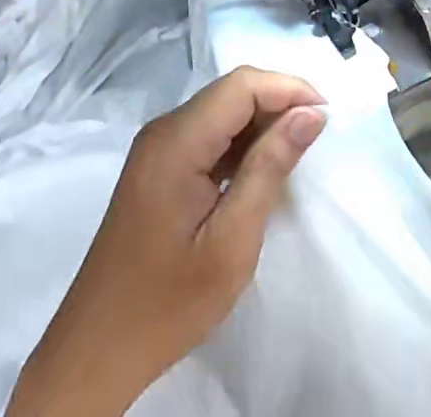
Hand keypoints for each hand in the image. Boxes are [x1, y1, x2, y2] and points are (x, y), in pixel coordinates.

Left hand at [6, 68, 326, 416]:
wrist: (101, 343)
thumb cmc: (170, 300)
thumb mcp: (233, 239)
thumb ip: (270, 167)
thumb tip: (311, 114)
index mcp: (176, 141)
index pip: (240, 86)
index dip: (288, 89)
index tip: (329, 116)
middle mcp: (163, 130)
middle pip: (230, 91)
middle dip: (278, 102)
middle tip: (318, 137)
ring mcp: (158, 147)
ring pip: (221, 110)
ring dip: (262, 122)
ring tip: (298, 153)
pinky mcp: (159, 165)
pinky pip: (208, 133)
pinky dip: (241, 141)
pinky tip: (262, 168)